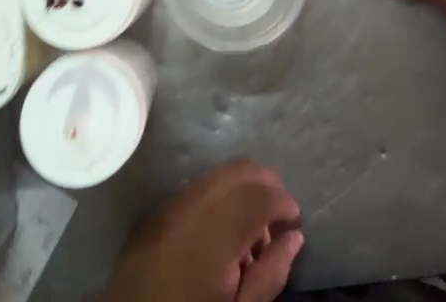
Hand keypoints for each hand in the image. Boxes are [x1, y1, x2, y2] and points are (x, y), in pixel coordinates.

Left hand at [101, 161, 304, 301]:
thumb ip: (270, 274)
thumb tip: (293, 237)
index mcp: (213, 236)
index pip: (258, 196)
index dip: (283, 202)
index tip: (295, 219)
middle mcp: (188, 208)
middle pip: (235, 171)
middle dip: (264, 181)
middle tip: (279, 210)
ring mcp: (166, 208)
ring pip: (213, 175)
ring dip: (240, 187)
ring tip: (252, 222)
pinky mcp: (151, 215)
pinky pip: (191, 189)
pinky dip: (215, 195)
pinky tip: (221, 226)